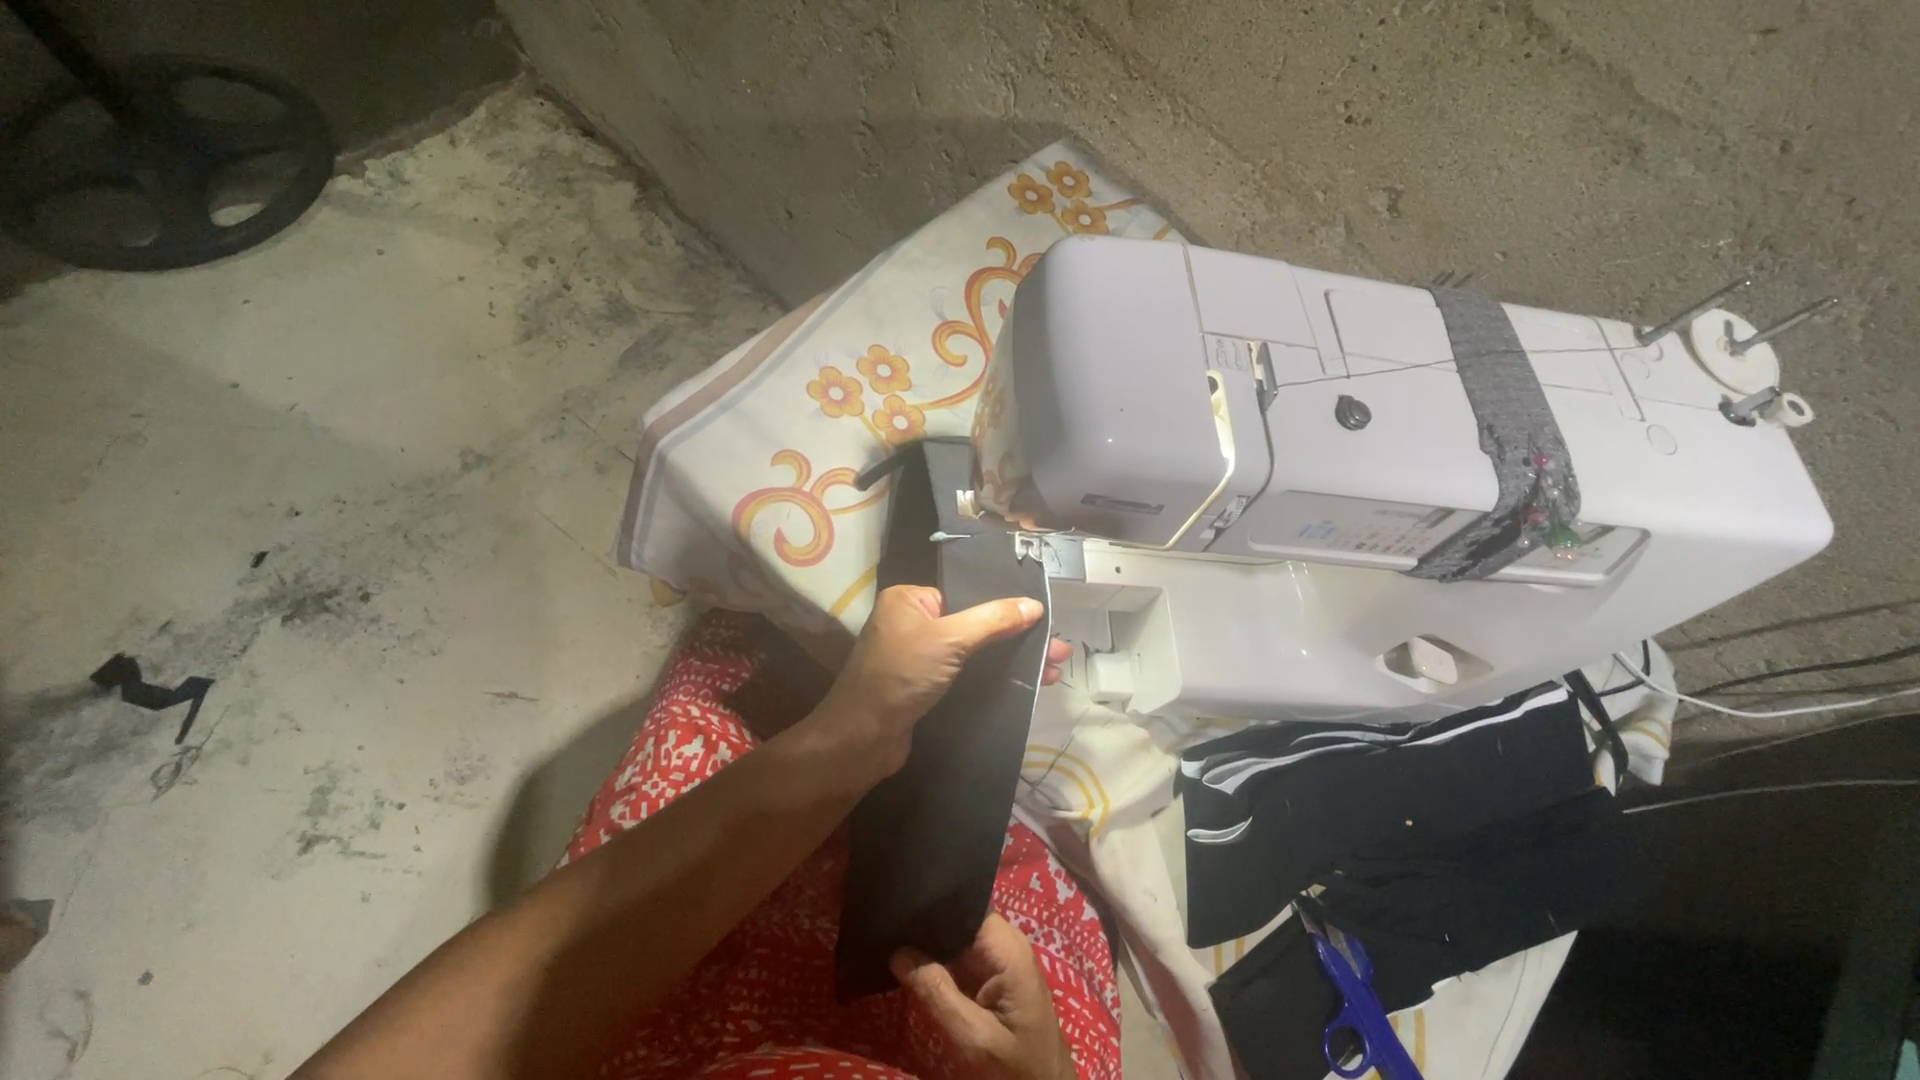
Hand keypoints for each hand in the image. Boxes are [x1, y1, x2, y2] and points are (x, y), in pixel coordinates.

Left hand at [816, 585, 1063, 778]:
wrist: (862, 739)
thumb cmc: (901, 676)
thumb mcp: (950, 639)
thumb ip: (992, 620)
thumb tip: (1034, 605)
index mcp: (910, 600)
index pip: (966, 594)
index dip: (1006, 607)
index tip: (1043, 620)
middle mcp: (912, 624)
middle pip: (976, 624)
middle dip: (1018, 639)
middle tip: (1059, 652)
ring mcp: (918, 658)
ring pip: (975, 653)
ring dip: (1012, 662)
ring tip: (1053, 671)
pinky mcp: (925, 688)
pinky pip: (967, 676)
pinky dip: (994, 680)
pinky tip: (1026, 686)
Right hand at [891, 913, 1078, 1079]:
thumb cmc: (1017, 1069)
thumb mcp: (974, 1038)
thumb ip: (937, 993)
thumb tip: (899, 951)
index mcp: (1007, 948)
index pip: (967, 903)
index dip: (934, 903)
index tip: (899, 905)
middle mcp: (1006, 944)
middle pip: (961, 916)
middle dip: (927, 921)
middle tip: (887, 924)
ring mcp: (1001, 961)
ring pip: (958, 936)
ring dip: (930, 940)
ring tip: (890, 935)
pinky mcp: (994, 978)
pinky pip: (961, 956)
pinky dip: (938, 959)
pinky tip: (909, 959)